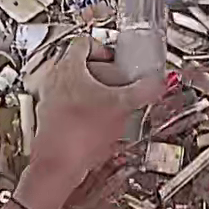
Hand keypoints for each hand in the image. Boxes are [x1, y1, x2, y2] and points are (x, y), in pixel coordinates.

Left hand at [20, 35, 162, 208]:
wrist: (58, 166)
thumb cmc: (80, 133)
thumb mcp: (122, 106)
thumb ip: (143, 91)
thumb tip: (158, 83)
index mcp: (68, 68)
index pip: (83, 42)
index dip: (103, 48)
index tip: (116, 60)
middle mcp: (54, 81)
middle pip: (79, 65)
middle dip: (101, 73)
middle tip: (118, 83)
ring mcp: (49, 101)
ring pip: (73, 87)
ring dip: (93, 93)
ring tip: (111, 105)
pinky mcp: (50, 122)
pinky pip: (68, 108)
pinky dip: (84, 112)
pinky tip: (99, 127)